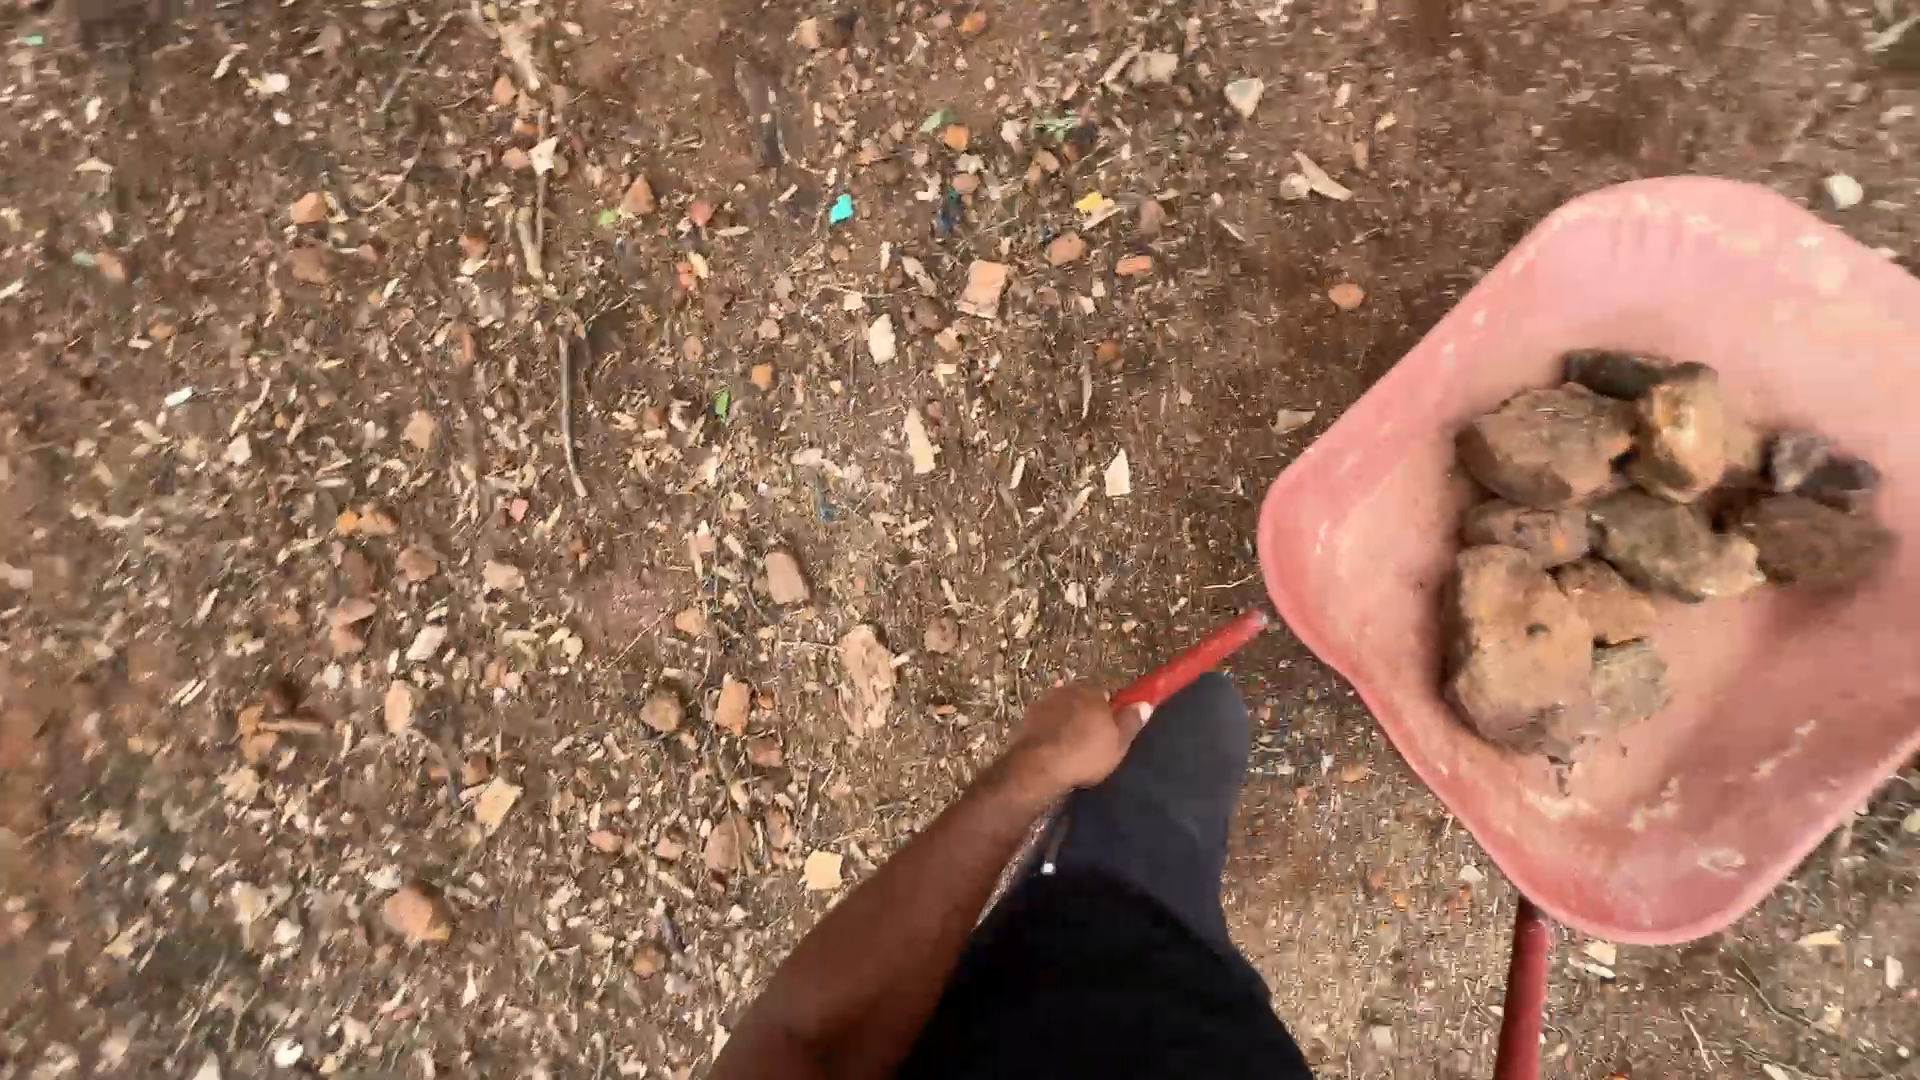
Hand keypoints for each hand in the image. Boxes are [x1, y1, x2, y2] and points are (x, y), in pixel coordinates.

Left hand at [998, 682, 1152, 797]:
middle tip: (1090, 736)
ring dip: (1066, 717)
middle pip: (1082, 697)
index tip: (1108, 728)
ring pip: (1062, 705)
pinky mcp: (1029, 715)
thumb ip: (1131, 722)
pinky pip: (1045, 717)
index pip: (1105, 695)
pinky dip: (1049, 725)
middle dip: (1086, 711)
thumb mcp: (1118, 743)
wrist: (1040, 764)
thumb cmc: (1085, 754)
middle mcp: (1069, 690)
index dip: (1107, 711)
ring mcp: (1046, 701)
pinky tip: (1052, 739)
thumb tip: (1144, 703)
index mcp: (1093, 694)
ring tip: (1070, 741)